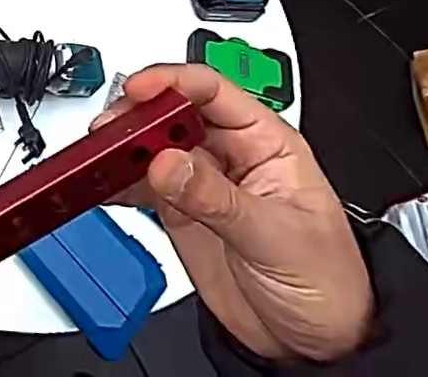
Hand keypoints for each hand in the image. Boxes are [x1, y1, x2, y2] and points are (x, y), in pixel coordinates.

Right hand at [93, 64, 373, 361]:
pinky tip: (101, 184)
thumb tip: (167, 162)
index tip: (139, 91)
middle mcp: (222, 149)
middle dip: (133, 113)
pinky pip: (134, 179)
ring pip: (144, 141)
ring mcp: (195, 175)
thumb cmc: (328, 285)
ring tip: (99, 158)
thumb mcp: (277, 237)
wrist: (312, 346)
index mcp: (260, 140)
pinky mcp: (172, 202)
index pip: (210, 90)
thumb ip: (218, 198)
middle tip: (111, 130)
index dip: (171, 82)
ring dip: (118, 145)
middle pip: (166, 110)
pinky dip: (112, 179)